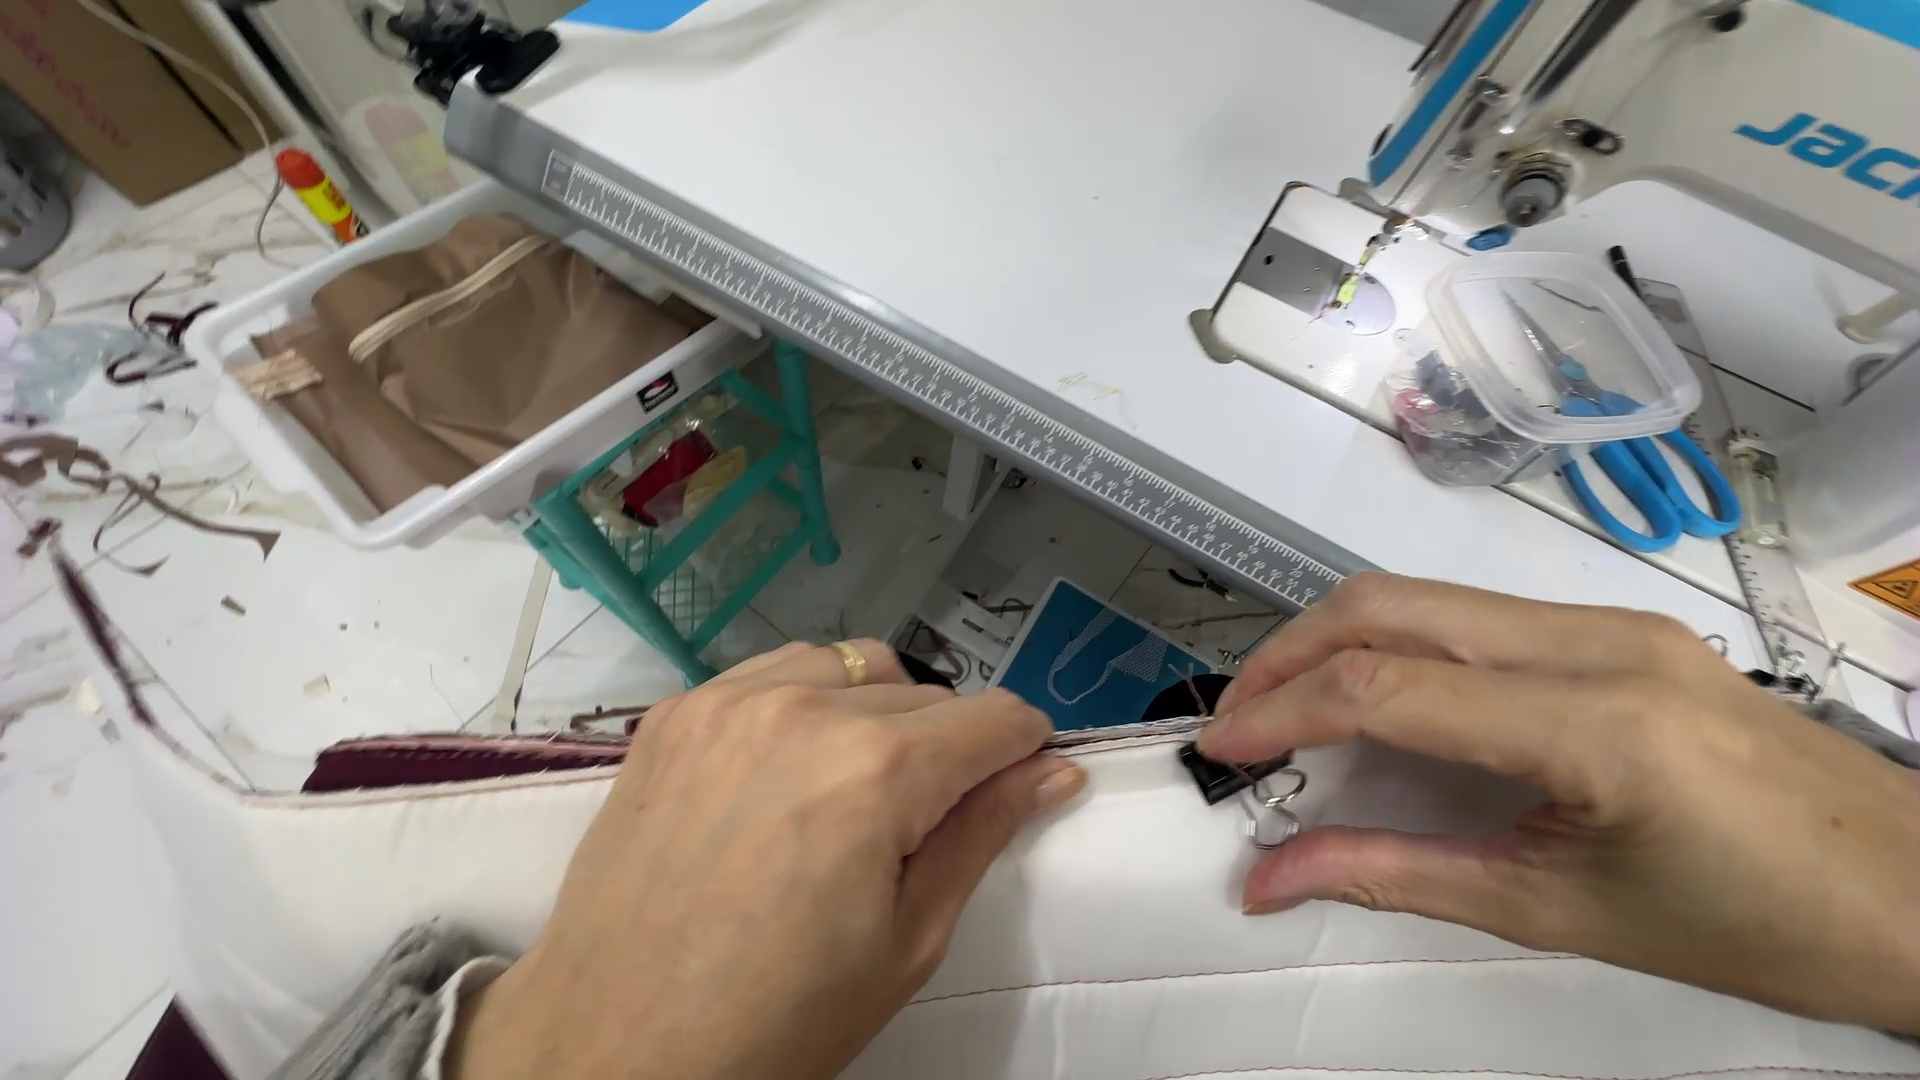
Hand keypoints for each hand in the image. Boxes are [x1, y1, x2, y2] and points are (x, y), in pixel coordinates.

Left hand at [450, 640, 1083, 1079]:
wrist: (613, 1049)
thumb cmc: (781, 1018)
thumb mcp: (909, 938)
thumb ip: (985, 832)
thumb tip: (1056, 769)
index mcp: (877, 770)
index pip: (994, 717)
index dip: (1021, 746)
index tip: (1017, 775)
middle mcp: (808, 706)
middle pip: (929, 696)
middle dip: (948, 745)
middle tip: (917, 818)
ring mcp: (733, 698)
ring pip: (857, 665)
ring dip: (880, 709)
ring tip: (854, 779)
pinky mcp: (680, 707)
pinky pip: (779, 669)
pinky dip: (809, 697)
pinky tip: (787, 760)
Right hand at [1200, 573, 1919, 1033]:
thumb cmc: (1757, 929)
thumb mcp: (1557, 914)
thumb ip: (1392, 877)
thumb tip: (1269, 879)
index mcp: (1594, 725)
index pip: (1384, 688)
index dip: (1280, 713)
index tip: (1219, 748)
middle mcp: (1590, 641)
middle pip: (1383, 605)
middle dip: (1284, 654)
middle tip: (1236, 717)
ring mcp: (1600, 618)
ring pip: (1412, 593)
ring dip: (1324, 640)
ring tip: (1281, 704)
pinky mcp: (1602, 622)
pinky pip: (1455, 610)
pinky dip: (1380, 642)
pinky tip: (1365, 693)